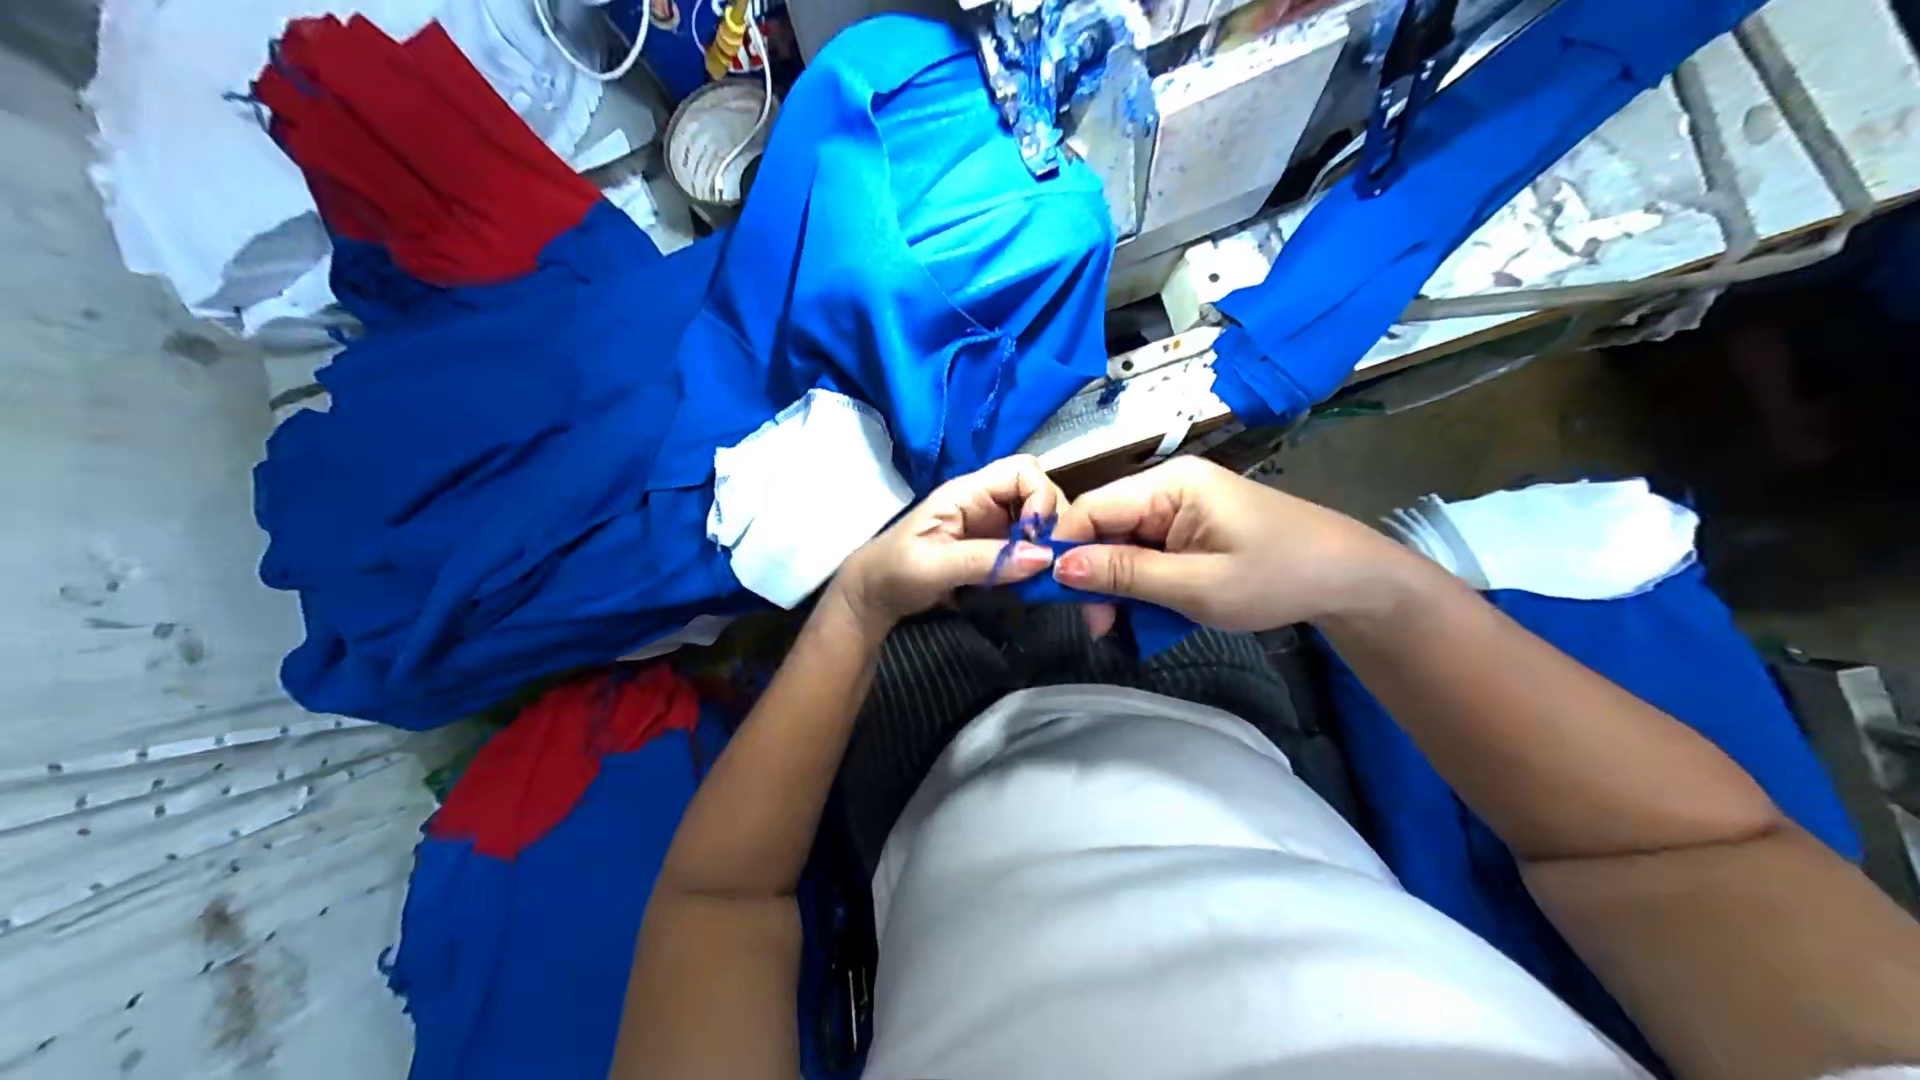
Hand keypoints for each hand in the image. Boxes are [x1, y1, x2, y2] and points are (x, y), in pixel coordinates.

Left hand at [831, 454, 1062, 632]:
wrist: (874, 596)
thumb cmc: (894, 571)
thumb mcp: (934, 565)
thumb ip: (986, 560)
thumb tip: (1043, 557)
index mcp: (968, 492)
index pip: (1024, 470)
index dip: (1040, 497)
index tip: (1036, 537)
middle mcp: (987, 503)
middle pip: (1039, 493)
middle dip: (1051, 523)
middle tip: (1048, 561)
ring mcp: (993, 527)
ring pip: (1039, 521)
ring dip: (1048, 545)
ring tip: (1044, 574)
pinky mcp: (996, 550)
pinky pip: (1030, 547)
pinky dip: (1038, 562)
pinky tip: (1033, 582)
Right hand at [1050, 456, 1425, 630]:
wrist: (1349, 579)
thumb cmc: (1277, 577)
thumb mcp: (1196, 585)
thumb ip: (1125, 574)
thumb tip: (1059, 567)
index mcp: (1170, 484)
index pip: (1091, 508)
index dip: (1065, 550)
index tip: (1059, 598)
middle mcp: (1168, 486)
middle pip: (1104, 527)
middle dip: (1093, 575)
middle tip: (1101, 626)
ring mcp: (1180, 506)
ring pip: (1121, 542)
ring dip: (1115, 584)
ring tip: (1123, 624)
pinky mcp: (1190, 526)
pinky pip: (1146, 550)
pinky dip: (1140, 582)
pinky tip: (1147, 608)